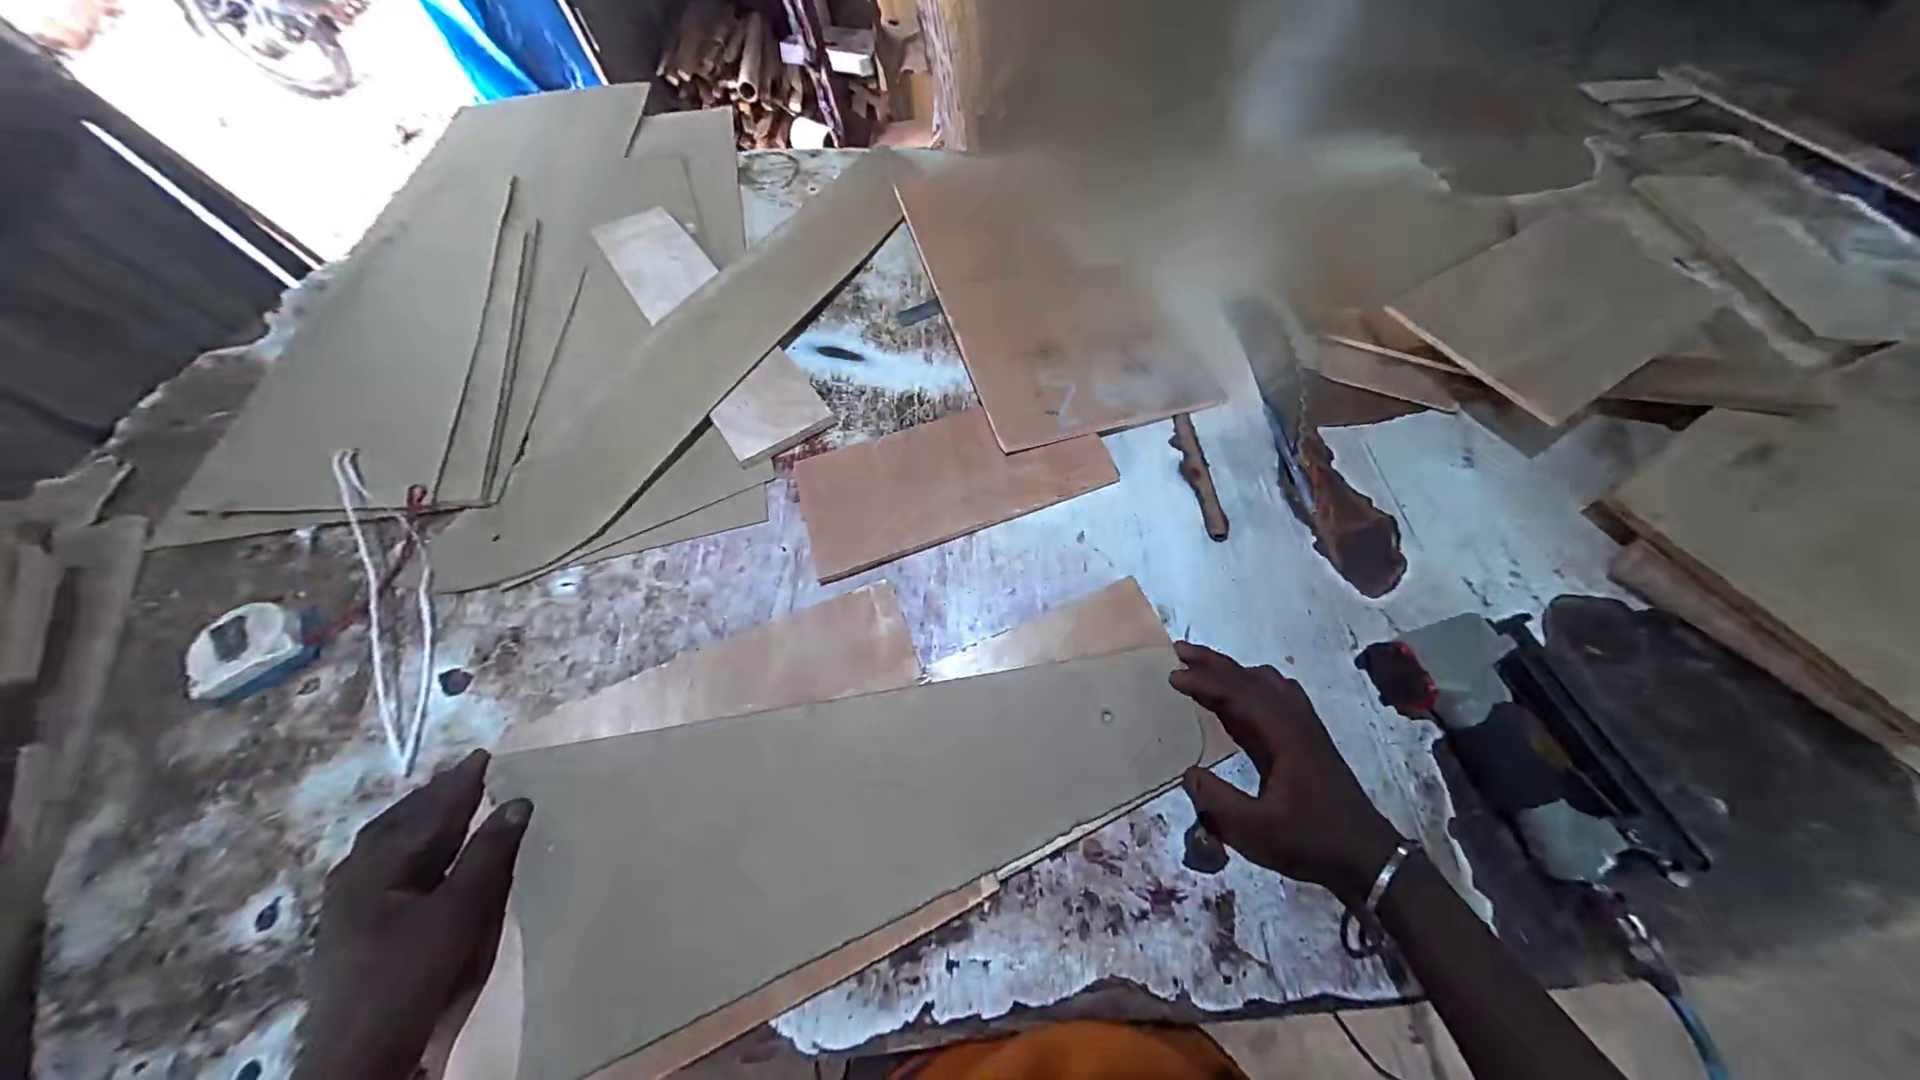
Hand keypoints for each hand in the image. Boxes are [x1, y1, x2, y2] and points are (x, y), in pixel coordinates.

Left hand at [294, 750, 531, 1079]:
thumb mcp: (461, 911)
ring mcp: (346, 907)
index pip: (428, 813)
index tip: (485, 754)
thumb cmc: (412, 974)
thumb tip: (517, 801)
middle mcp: (354, 879)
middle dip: (434, 796)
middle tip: (467, 772)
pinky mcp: (352, 929)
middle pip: (398, 824)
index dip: (460, 784)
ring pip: (386, 845)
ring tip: (445, 802)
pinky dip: (409, 845)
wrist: (360, 1057)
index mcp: (377, 868)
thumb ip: (488, 854)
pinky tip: (420, 853)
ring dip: (419, 819)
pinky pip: (383, 866)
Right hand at [1170, 641, 1402, 905]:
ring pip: (1265, 683)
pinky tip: (1240, 694)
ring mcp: (1304, 728)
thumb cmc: (1311, 843)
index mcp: (1284, 737)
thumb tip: (1188, 772)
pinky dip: (1250, 684)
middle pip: (1251, 680)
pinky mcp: (1307, 738)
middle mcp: (1295, 722)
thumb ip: (1217, 800)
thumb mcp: (1256, 831)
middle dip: (1213, 663)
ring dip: (1232, 671)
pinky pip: (1276, 695)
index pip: (1238, 696)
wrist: (1368, 859)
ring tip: (1202, 667)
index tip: (1173, 676)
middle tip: (1178, 650)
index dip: (1204, 683)